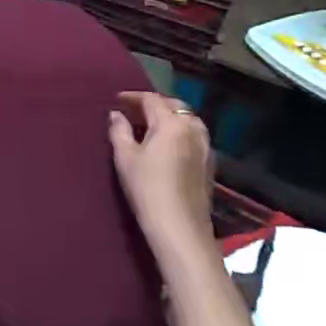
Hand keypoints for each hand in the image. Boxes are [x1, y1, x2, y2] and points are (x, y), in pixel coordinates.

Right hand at [109, 92, 212, 256]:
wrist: (180, 228)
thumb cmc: (148, 189)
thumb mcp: (125, 158)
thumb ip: (119, 131)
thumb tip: (116, 114)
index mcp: (170, 122)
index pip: (151, 99)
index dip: (133, 97)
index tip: (118, 100)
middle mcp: (191, 128)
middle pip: (173, 105)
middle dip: (154, 104)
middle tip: (135, 111)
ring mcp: (205, 145)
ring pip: (187, 119)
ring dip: (170, 116)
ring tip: (152, 126)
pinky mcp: (209, 163)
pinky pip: (194, 135)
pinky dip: (181, 131)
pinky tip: (170, 144)